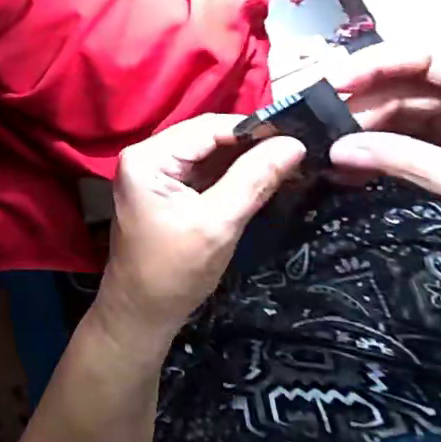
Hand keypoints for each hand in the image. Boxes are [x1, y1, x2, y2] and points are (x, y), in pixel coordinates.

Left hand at [96, 115, 305, 348]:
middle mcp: (147, 155)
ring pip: (209, 153)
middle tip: (298, 147)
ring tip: (290, 159)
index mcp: (148, 157)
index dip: (251, 128)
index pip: (206, 128)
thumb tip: (293, 145)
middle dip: (251, 142)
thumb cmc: (174, 270)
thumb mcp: (218, 223)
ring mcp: (156, 172)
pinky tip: (265, 174)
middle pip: (207, 137)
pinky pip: (205, 171)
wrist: (142, 313)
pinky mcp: (167, 189)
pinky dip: (233, 173)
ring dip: (245, 157)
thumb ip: (253, 180)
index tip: (297, 134)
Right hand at [326, 45, 440, 292]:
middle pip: (418, 82)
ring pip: (420, 111)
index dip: (374, 65)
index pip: (430, 56)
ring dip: (378, 128)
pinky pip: (432, 137)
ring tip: (333, 149)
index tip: (329, 84)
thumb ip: (411, 163)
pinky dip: (399, 149)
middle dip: (368, 102)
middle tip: (320, 125)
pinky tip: (364, 163)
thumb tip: (338, 149)